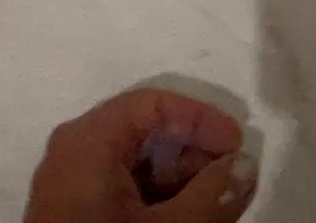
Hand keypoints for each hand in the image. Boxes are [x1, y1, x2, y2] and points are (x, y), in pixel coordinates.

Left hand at [24, 88, 259, 222]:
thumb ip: (212, 196)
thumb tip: (245, 165)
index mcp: (88, 139)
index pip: (154, 104)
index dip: (201, 119)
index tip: (239, 146)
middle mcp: (74, 152)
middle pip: (145, 132)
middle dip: (194, 153)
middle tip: (232, 179)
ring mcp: (70, 186)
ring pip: (136, 164)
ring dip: (180, 180)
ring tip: (216, 204)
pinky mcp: (73, 217)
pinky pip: (122, 190)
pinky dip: (158, 200)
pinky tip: (187, 218)